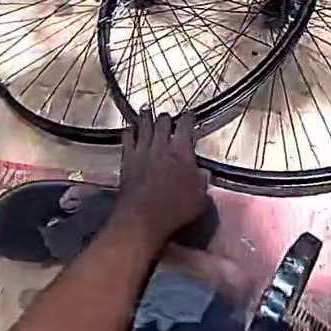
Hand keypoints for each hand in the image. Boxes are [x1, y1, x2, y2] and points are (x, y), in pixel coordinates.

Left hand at [112, 111, 210, 245]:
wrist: (142, 218)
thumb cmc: (175, 210)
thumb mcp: (199, 200)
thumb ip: (202, 183)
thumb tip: (204, 173)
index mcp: (181, 151)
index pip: (185, 126)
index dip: (188, 118)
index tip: (190, 116)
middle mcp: (161, 145)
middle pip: (162, 122)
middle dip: (166, 118)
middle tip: (167, 117)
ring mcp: (142, 150)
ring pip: (144, 126)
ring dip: (146, 119)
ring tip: (147, 112)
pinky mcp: (127, 159)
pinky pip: (127, 139)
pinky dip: (129, 131)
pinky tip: (129, 130)